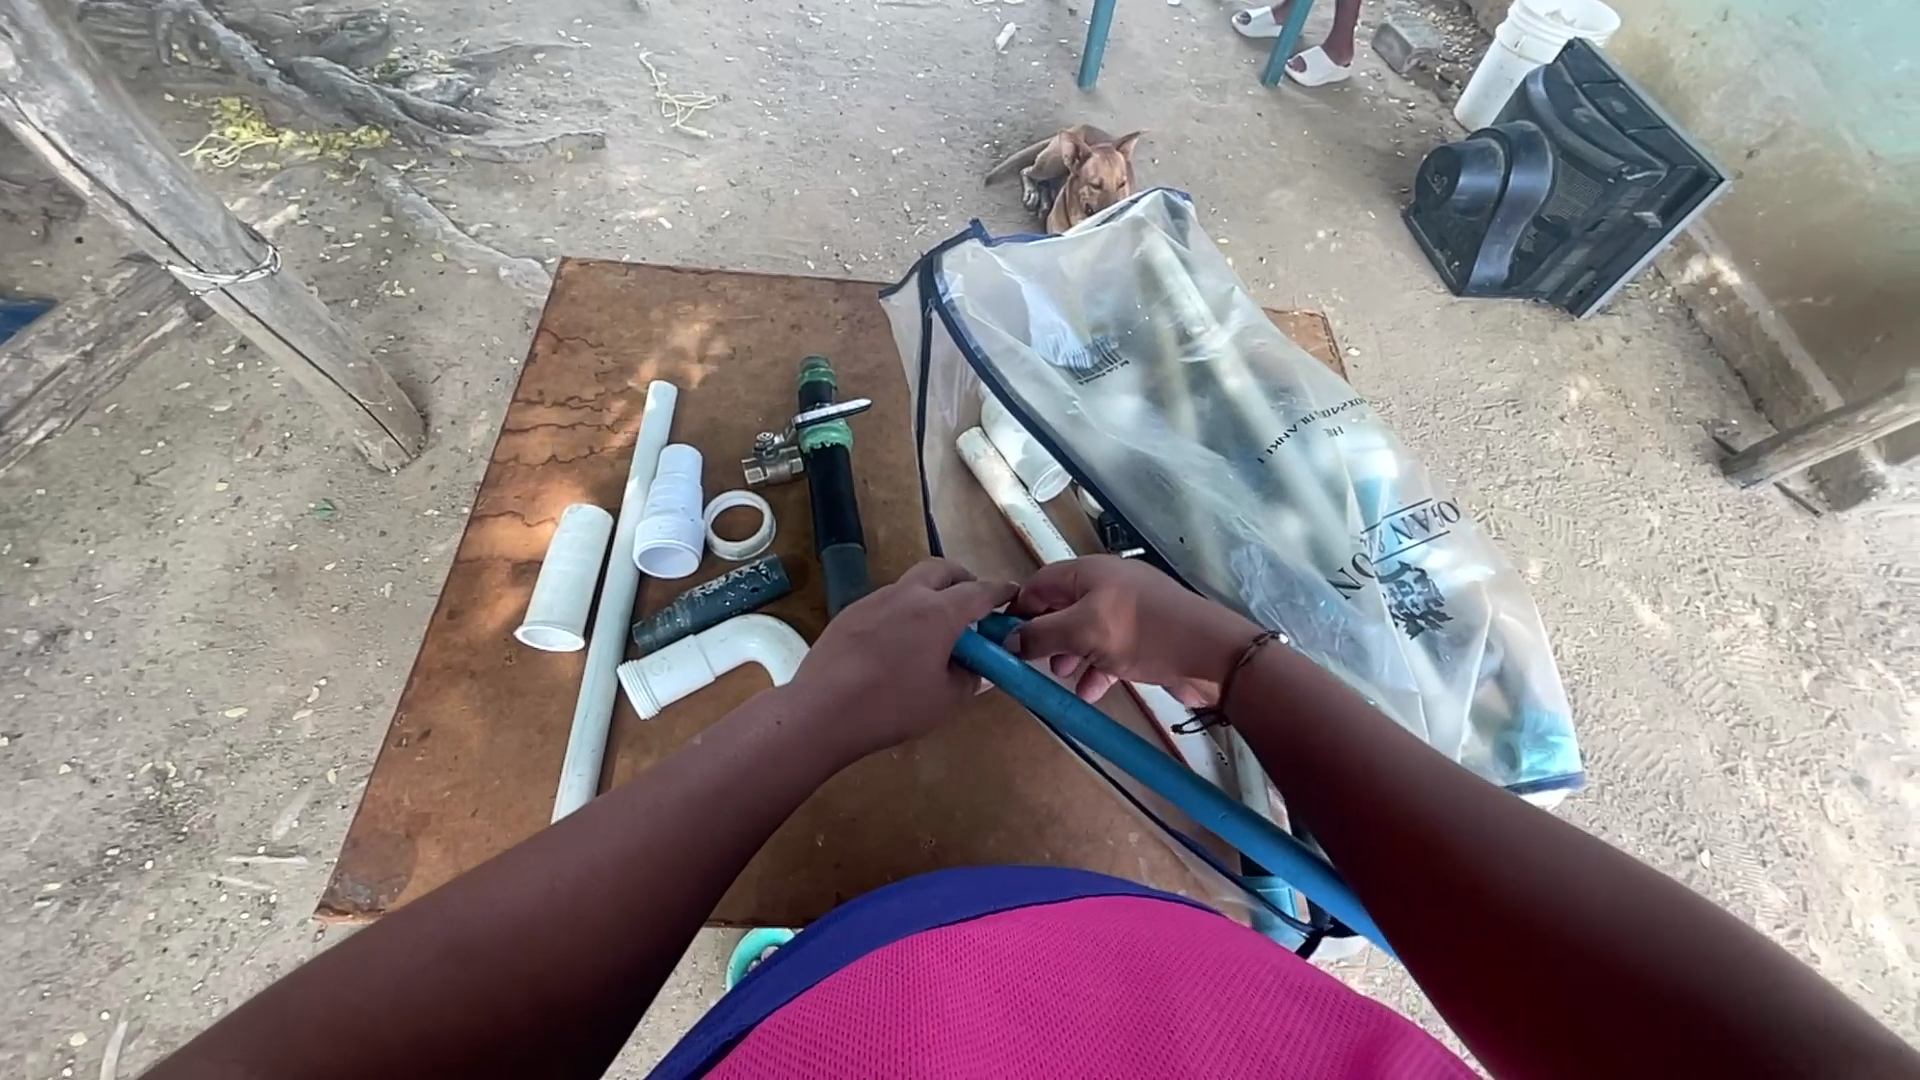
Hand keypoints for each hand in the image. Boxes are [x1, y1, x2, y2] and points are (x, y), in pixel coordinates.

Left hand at [787, 559, 1015, 757]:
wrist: (823, 710)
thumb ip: (971, 678)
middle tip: (971, 603)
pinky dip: (902, 611)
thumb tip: (978, 667)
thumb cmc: (893, 707)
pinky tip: (896, 643)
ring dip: (930, 594)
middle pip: (942, 569)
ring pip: (911, 583)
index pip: (979, 592)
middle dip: (962, 579)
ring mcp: (874, 600)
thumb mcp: (947, 700)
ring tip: (933, 627)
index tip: (1011, 593)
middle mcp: (907, 595)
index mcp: (938, 612)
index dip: (999, 592)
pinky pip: (885, 601)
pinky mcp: (849, 613)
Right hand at [1007, 556, 1260, 706]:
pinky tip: (1087, 693)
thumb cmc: (1141, 632)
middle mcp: (1106, 586)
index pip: (1040, 583)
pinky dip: (1095, 669)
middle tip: (1030, 661)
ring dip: (1068, 654)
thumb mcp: (1083, 632)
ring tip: (1060, 677)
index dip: (1019, 608)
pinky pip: (1108, 651)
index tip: (1003, 637)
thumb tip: (1008, 640)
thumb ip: (1041, 635)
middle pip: (1061, 607)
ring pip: (1084, 632)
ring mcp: (1127, 612)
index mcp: (1089, 572)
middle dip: (1044, 635)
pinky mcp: (1144, 638)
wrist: (1211, 655)